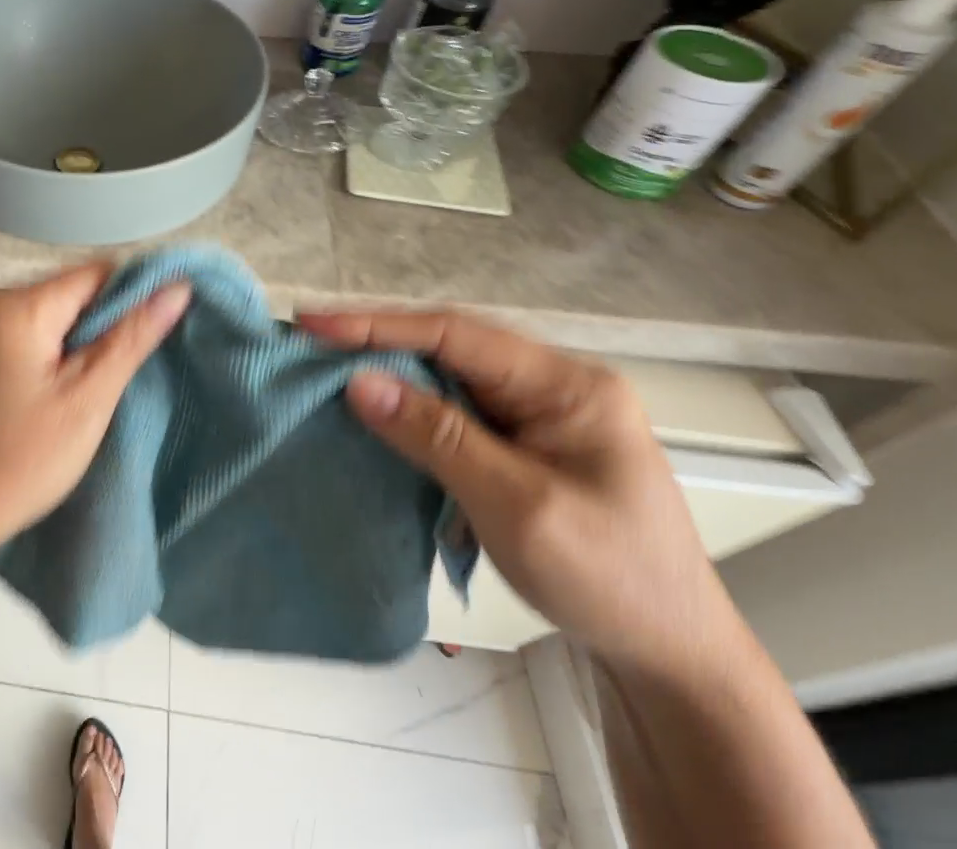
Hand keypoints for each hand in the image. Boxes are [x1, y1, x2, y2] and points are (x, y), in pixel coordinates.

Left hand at [0, 263, 189, 556]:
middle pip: (72, 295)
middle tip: (143, 367)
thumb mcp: (85, 400)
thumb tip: (175, 287)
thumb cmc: (14, 462)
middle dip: (112, 325)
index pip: (96, 273)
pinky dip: (59, 363)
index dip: (140, 293)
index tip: (173, 327)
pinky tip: (75, 396)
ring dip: (86, 348)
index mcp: (16, 308)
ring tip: (112, 387)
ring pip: (53, 324)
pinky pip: (31, 346)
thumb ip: (130, 339)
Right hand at [301, 310, 745, 681]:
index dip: (377, 325)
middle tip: (305, 347)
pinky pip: (453, 416)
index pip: (458, 334)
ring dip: (389, 377)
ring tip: (324, 374)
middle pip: (451, 348)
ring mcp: (539, 418)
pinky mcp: (522, 448)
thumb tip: (360, 383)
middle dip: (376, 343)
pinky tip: (373, 417)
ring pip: (449, 381)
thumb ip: (438, 438)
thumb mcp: (517, 505)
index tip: (310, 324)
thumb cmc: (606, 577)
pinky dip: (407, 414)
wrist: (668, 649)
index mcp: (569, 387)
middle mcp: (554, 388)